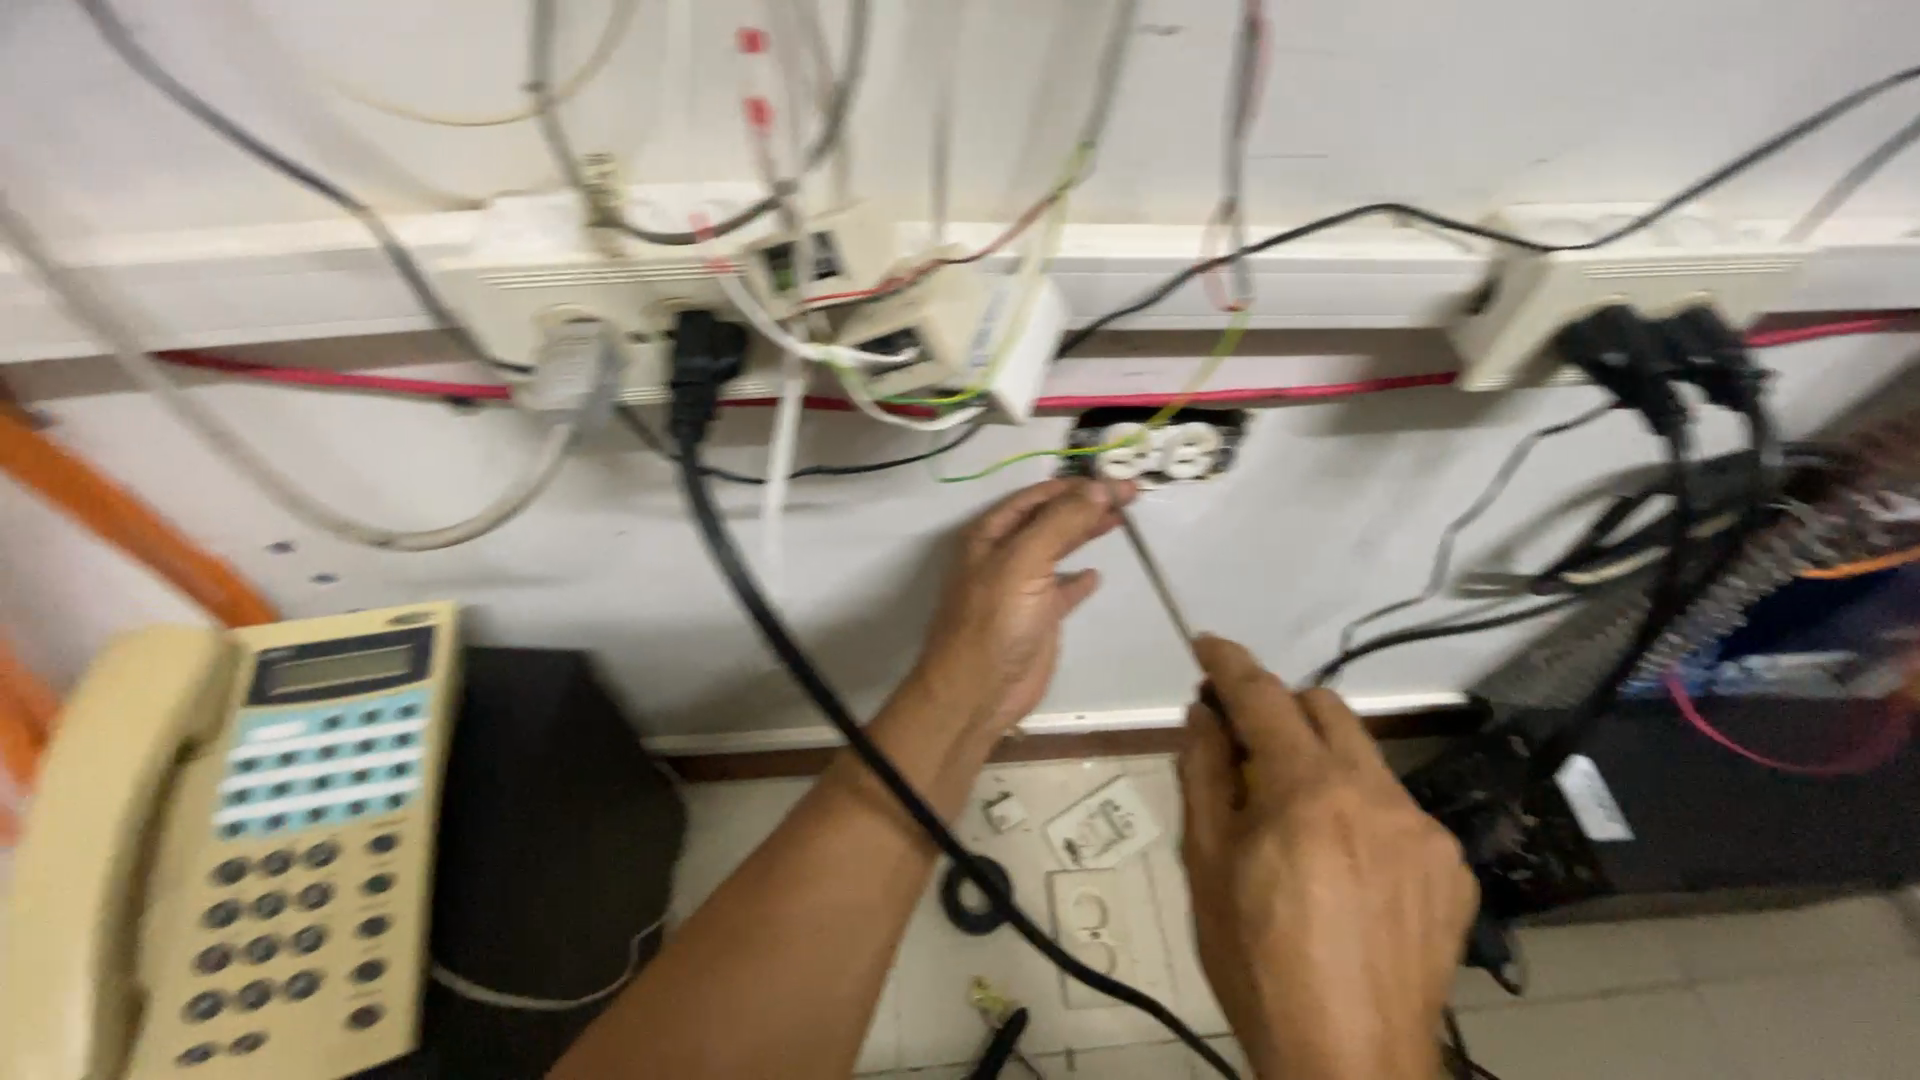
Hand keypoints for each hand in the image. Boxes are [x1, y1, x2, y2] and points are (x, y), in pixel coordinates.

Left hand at [912, 478, 1135, 735]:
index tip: (1117, 480)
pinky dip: (1079, 580)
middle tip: (1130, 495)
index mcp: (991, 535)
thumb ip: (1061, 523)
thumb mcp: (1024, 562)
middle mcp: (1004, 555)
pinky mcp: (1036, 618)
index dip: (1075, 486)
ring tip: (1120, 521)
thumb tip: (1099, 487)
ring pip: (1057, 550)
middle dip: (1086, 504)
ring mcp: (1020, 587)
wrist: (978, 692)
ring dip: (1085, 534)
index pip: (1036, 497)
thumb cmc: (995, 621)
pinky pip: (1062, 590)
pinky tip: (1096, 573)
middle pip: (1049, 519)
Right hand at [1180, 636, 1477, 1079]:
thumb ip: (1205, 775)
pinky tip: (1342, 865)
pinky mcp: (1451, 866)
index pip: (1264, 697)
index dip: (1230, 662)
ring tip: (1294, 818)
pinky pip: (1396, 807)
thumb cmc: (1256, 964)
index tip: (1207, 644)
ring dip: (1320, 760)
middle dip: (1280, 708)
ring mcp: (1424, 830)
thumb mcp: (1207, 866)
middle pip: (1325, 708)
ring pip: (1364, 756)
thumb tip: (1203, 715)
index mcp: (1307, 791)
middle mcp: (1375, 794)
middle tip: (1244, 743)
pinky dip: (1359, 809)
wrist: (1350, 1061)